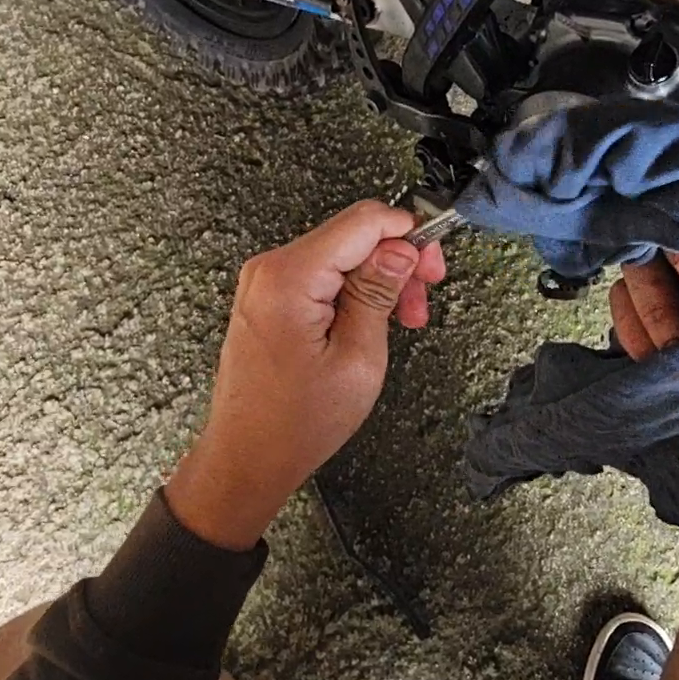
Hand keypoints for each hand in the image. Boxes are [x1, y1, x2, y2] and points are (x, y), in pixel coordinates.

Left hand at [167, 201, 445, 548]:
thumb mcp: (358, 358)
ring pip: (341, 255)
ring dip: (379, 279)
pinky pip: (321, 275)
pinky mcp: (268, 298)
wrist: (248, 457)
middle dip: (396, 261)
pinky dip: (353, 290)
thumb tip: (400, 249)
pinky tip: (372, 320)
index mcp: (289, 278)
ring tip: (401, 319)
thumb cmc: (295, 423)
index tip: (430, 262)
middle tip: (422, 296)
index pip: (362, 221)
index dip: (406, 235)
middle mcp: (269, 270)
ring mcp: (265, 283)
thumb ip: (379, 293)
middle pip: (352, 234)